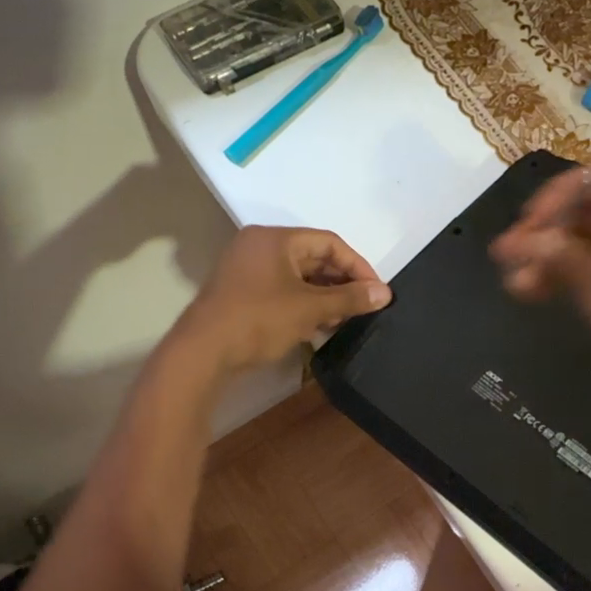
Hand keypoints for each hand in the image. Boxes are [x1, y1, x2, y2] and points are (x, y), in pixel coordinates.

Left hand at [169, 225, 390, 373]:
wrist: (205, 351)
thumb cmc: (260, 320)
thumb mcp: (310, 309)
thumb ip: (350, 299)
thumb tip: (385, 293)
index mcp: (275, 239)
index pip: (329, 242)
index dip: (358, 266)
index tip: (377, 292)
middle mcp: (260, 246)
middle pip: (314, 258)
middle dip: (342, 283)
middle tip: (363, 307)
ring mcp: (248, 269)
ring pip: (299, 277)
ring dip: (325, 296)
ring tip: (345, 319)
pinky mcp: (243, 293)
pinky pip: (283, 290)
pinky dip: (305, 304)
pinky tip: (319, 326)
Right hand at [490, 169, 590, 400]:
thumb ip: (561, 259)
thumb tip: (518, 238)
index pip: (585, 181)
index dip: (549, 201)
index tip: (523, 231)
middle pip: (582, 212)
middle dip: (542, 235)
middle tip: (506, 263)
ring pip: (586, 243)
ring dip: (550, 260)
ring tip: (516, 289)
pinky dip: (571, 277)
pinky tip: (542, 297)